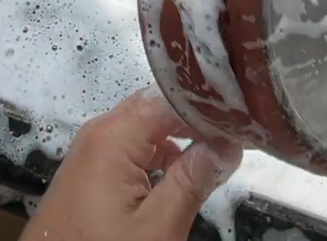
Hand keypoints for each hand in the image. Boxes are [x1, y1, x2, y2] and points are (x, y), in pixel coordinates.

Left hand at [20, 87, 242, 240]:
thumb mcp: (156, 229)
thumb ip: (191, 181)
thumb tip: (226, 144)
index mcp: (113, 134)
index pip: (166, 99)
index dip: (204, 105)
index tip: (239, 118)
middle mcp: (99, 131)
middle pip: (154, 110)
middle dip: (192, 121)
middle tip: (232, 137)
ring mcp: (90, 151)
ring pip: (142, 130)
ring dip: (175, 141)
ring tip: (214, 157)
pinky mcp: (88, 173)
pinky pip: (128, 150)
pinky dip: (155, 158)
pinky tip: (177, 177)